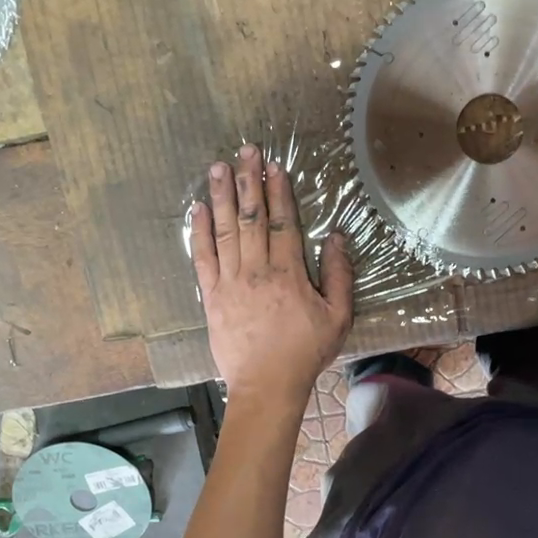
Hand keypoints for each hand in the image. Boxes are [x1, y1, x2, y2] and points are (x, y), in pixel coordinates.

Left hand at [191, 145, 352, 415]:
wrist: (267, 385)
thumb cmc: (306, 353)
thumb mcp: (338, 317)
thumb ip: (340, 276)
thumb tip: (337, 238)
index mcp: (289, 273)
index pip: (283, 222)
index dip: (278, 191)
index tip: (273, 165)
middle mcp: (257, 270)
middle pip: (252, 218)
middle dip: (248, 182)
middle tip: (244, 151)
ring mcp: (230, 282)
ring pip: (226, 231)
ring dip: (222, 197)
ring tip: (217, 168)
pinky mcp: (211, 297)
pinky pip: (203, 258)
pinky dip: (199, 232)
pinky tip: (197, 210)